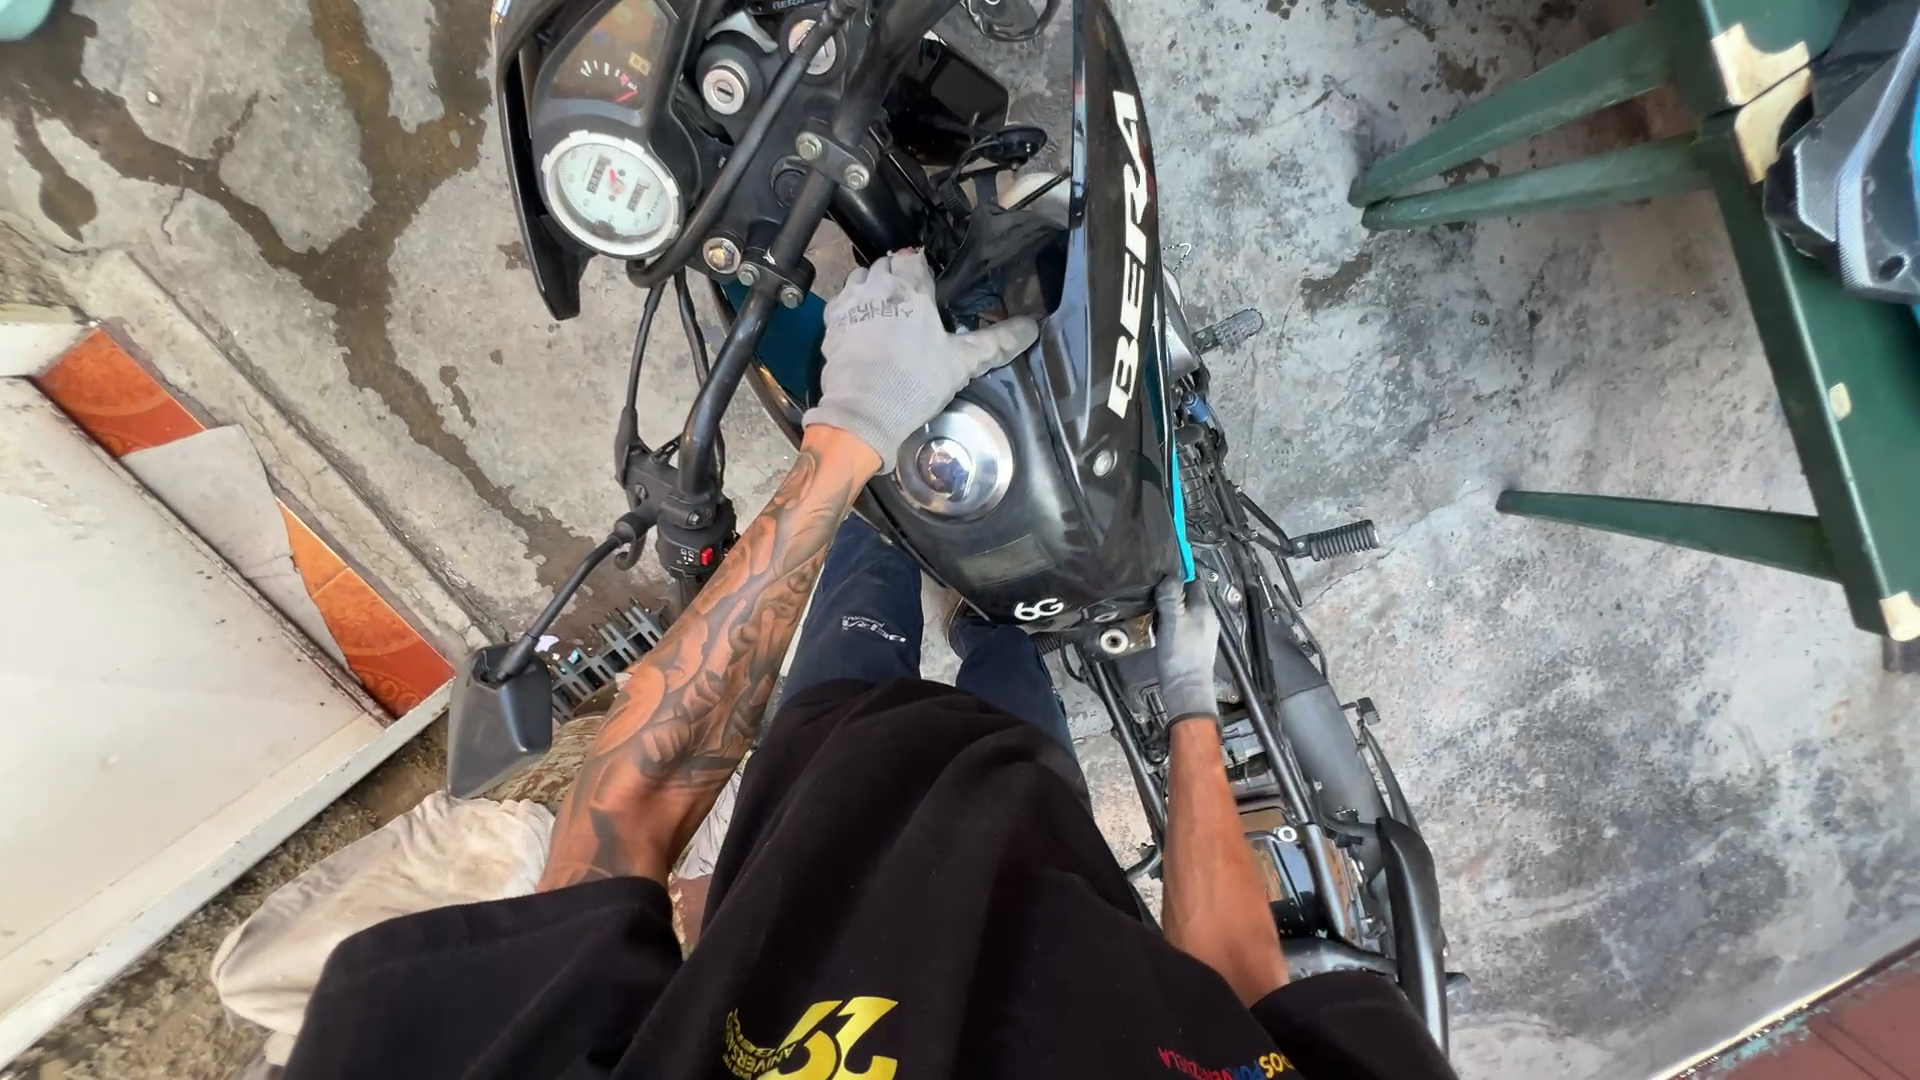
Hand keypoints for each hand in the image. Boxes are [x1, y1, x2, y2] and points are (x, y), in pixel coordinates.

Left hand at [804, 249, 1039, 463]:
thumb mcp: (962, 362)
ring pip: (860, 279)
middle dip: (897, 278)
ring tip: (886, 315)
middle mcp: (877, 285)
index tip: (929, 291)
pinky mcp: (831, 324)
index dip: (922, 273)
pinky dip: (852, 309)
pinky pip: (841, 303)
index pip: (914, 259)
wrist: (865, 411)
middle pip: (886, 266)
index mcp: (910, 287)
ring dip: (872, 288)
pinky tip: (863, 331)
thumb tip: (1031, 328)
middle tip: (910, 306)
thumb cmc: (915, 382)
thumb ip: (997, 342)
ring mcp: (850, 302)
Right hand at [1153, 575, 1219, 725]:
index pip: (1194, 582)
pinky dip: (1172, 622)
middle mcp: (1207, 618)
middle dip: (1174, 592)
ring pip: (1186, 611)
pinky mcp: (1195, 646)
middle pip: (1190, 597)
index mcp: (1204, 608)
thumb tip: (1170, 575)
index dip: (1180, 576)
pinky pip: (1184, 625)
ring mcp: (1203, 633)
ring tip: (1153, 609)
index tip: (1162, 574)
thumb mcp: (1172, 621)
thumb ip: (1171, 597)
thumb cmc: (1180, 654)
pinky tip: (1160, 628)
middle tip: (1153, 592)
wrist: (1186, 689)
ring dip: (1172, 608)